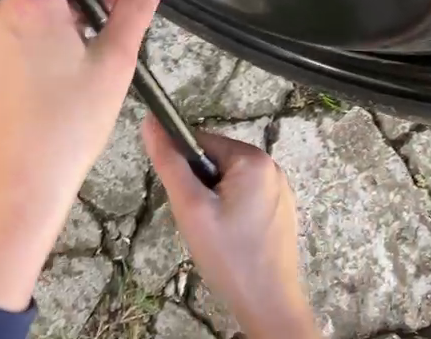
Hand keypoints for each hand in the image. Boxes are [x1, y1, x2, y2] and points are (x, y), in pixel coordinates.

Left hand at [0, 0, 164, 310]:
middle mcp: (2, 10)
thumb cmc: (71, 119)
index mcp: (32, 0)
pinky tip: (66, 68)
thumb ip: (133, 10)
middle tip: (113, 15)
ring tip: (94, 47)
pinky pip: (17, 29)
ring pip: (30, 4)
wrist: (22, 178)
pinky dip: (42, 33)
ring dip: (63, 12)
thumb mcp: (114, 62)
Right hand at [142, 119, 323, 338]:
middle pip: (215, 161)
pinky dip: (230, 212)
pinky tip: (230, 239)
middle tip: (199, 221)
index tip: (185, 199)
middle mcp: (271, 166)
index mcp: (253, 158)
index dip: (183, 168)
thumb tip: (149, 120)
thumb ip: (168, 161)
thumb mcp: (190, 206)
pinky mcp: (282, 211)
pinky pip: (244, 197)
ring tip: (214, 233)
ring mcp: (280, 190)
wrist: (270, 309)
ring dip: (213, 200)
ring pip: (227, 181)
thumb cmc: (228, 255)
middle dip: (199, 187)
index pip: (200, 142)